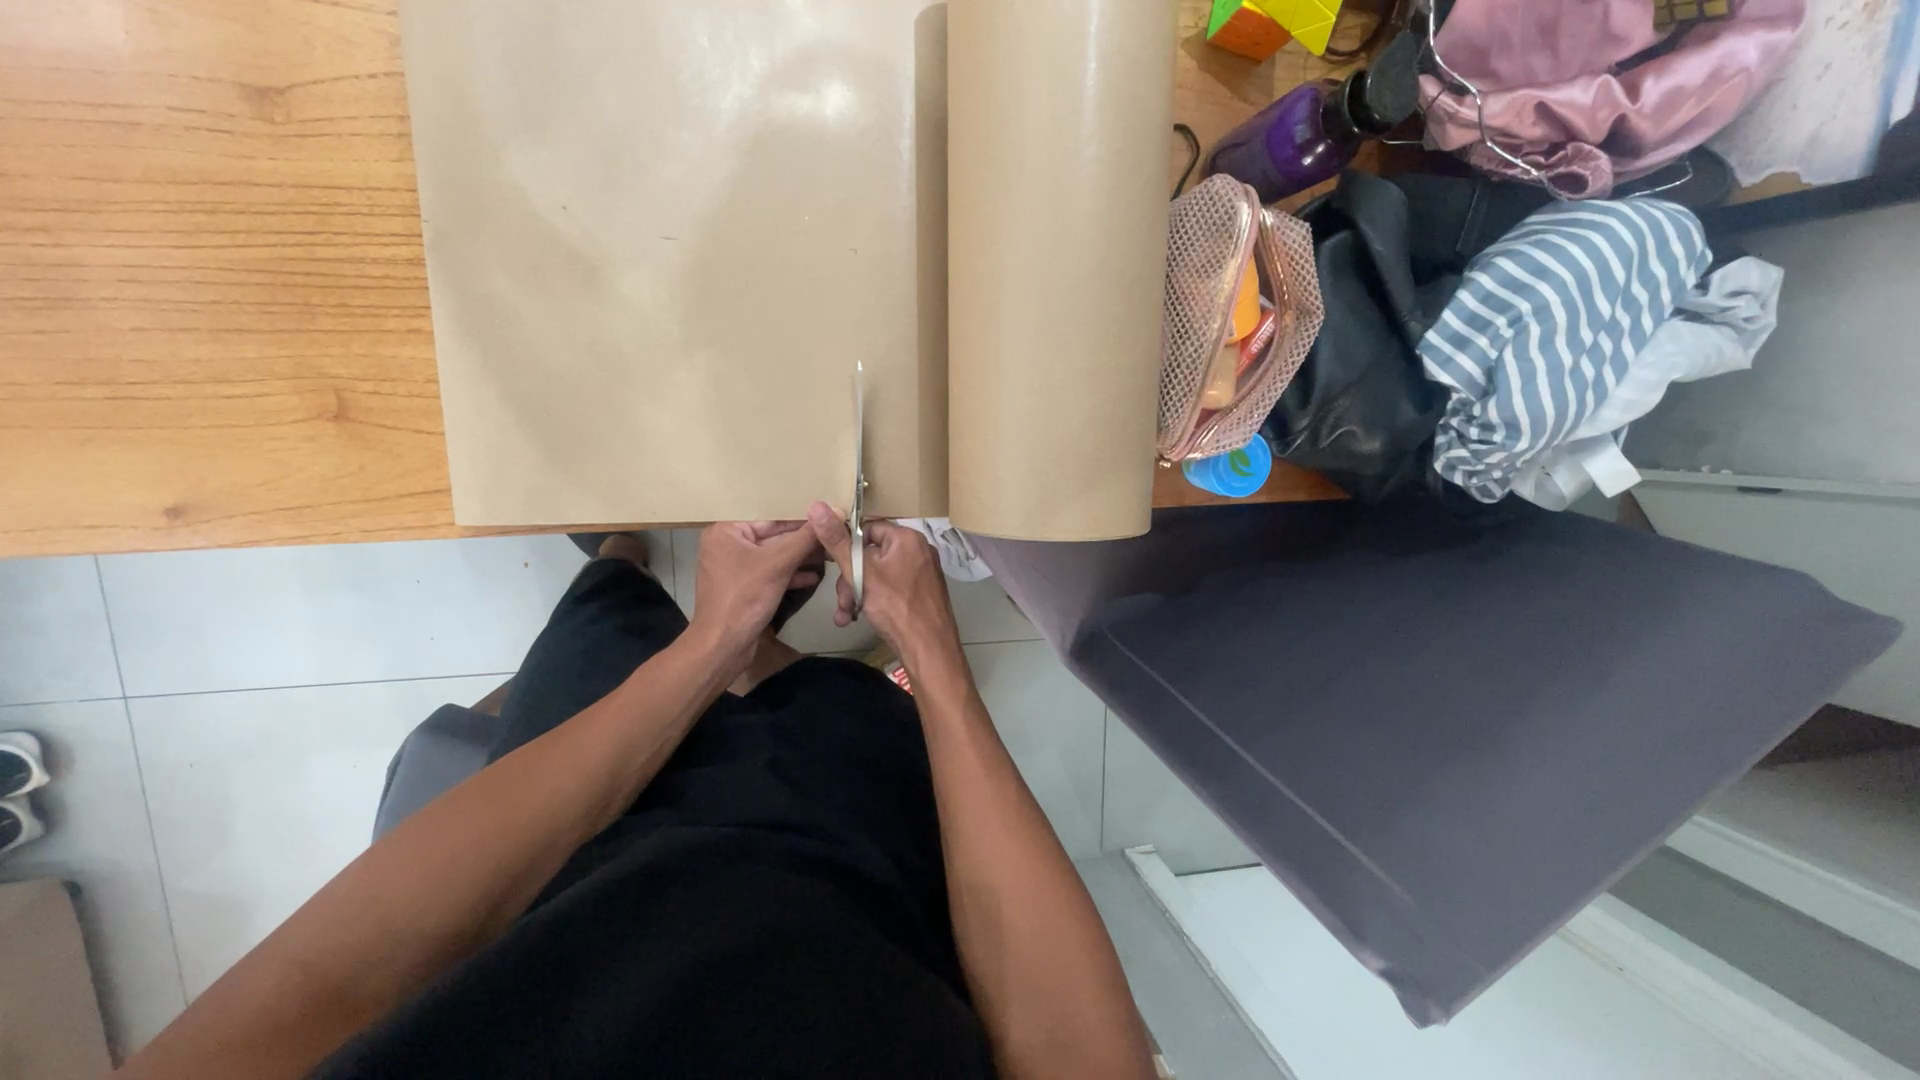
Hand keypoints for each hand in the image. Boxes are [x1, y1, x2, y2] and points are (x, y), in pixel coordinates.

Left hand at [690, 521, 823, 662]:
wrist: (723, 646)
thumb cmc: (745, 598)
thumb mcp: (778, 564)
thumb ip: (805, 538)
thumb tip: (833, 512)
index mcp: (726, 531)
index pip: (769, 516)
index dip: (800, 516)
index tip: (828, 514)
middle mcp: (727, 544)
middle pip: (772, 535)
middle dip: (802, 539)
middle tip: (833, 535)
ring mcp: (734, 567)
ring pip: (773, 555)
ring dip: (800, 557)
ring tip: (829, 554)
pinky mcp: (743, 587)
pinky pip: (769, 573)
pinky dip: (789, 574)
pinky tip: (814, 577)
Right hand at [805, 501, 959, 667]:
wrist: (929, 649)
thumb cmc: (895, 606)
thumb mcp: (860, 572)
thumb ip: (837, 541)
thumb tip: (817, 506)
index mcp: (907, 537)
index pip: (867, 528)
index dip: (847, 547)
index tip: (834, 565)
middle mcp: (918, 550)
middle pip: (870, 555)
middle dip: (850, 580)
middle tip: (843, 601)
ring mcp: (922, 573)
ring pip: (877, 575)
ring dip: (857, 594)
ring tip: (847, 615)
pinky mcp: (922, 593)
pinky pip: (891, 588)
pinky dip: (873, 601)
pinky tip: (858, 618)